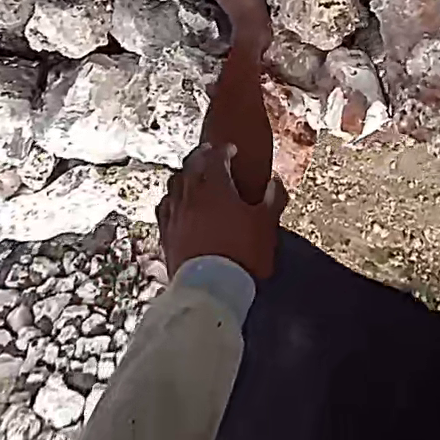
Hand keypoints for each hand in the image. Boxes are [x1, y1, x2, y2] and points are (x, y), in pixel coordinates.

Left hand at [157, 142, 286, 278]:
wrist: (211, 290)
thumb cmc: (242, 255)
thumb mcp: (265, 224)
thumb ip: (273, 198)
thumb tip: (274, 181)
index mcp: (216, 187)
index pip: (216, 157)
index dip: (224, 149)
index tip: (232, 149)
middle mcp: (191, 195)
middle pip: (192, 164)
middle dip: (202, 155)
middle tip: (210, 153)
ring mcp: (175, 214)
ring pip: (175, 182)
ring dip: (185, 173)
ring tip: (193, 174)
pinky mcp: (166, 234)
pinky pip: (164, 206)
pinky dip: (172, 196)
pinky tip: (176, 200)